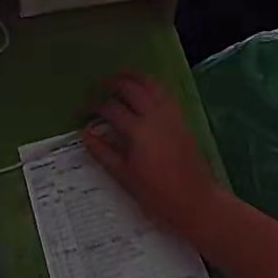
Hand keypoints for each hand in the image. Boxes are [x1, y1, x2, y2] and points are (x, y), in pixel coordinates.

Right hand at [81, 73, 226, 239]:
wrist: (195, 201)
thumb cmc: (158, 194)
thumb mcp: (125, 177)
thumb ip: (103, 152)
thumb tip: (85, 133)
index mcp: (138, 131)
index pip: (109, 109)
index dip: (92, 107)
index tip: (82, 112)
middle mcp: (154, 116)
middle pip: (129, 88)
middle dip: (111, 83)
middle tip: (97, 86)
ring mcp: (170, 114)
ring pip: (150, 84)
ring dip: (133, 76)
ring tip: (119, 75)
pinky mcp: (181, 117)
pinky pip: (164, 91)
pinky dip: (151, 84)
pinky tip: (144, 88)